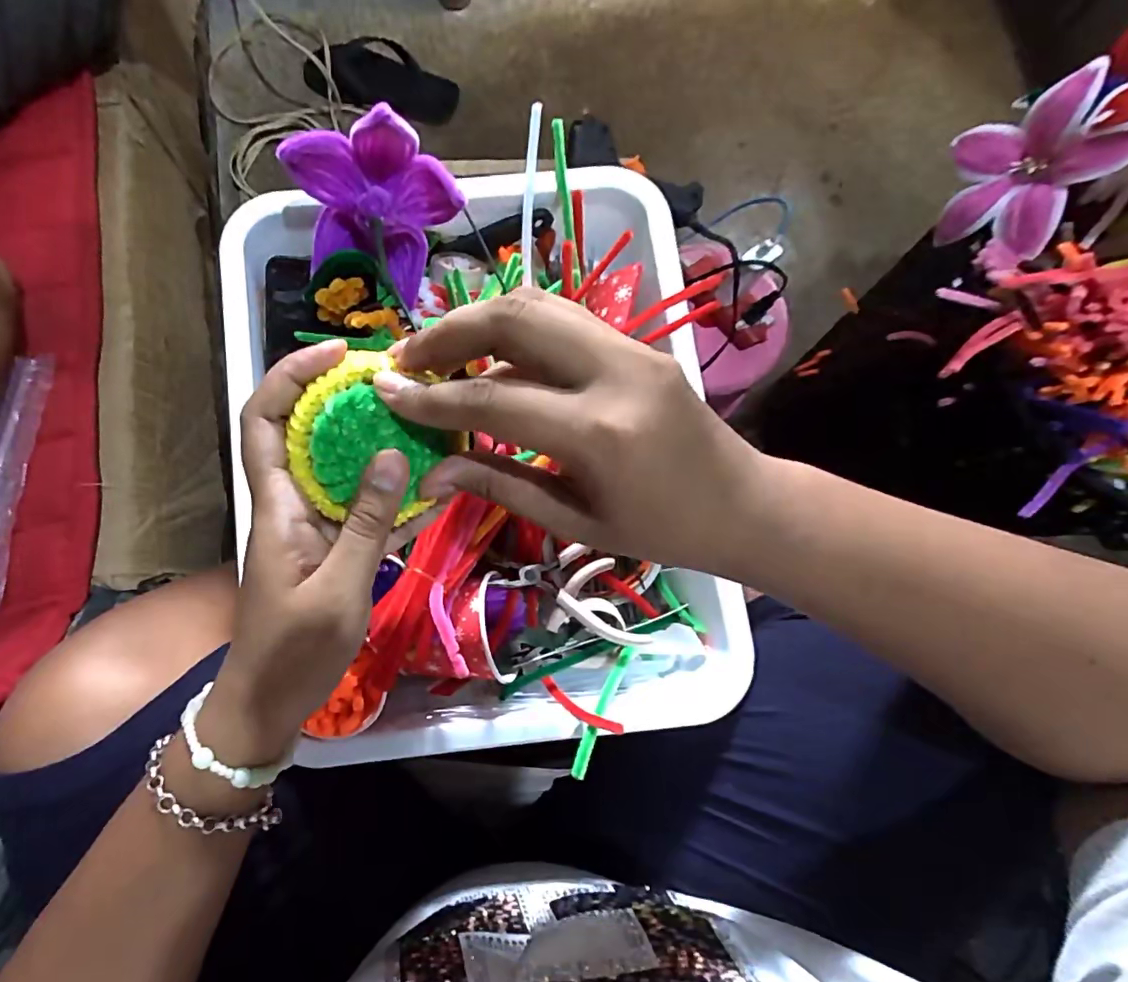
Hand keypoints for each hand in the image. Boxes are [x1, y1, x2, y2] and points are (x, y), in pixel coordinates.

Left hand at [206, 341, 411, 764]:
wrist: (268, 703)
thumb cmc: (294, 650)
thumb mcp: (338, 588)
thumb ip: (367, 523)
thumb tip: (393, 455)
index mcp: (275, 506)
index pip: (263, 419)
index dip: (291, 376)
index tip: (337, 351)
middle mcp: (288, 506)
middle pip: (303, 432)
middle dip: (342, 398)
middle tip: (395, 382)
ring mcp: (310, 529)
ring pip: (336, 469)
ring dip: (371, 442)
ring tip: (420, 421)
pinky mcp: (328, 551)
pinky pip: (359, 509)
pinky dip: (387, 493)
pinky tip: (427, 484)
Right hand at [375, 288, 766, 577]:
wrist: (742, 503)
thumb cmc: (662, 531)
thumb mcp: (576, 521)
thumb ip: (500, 485)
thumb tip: (431, 472)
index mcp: (599, 432)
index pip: (492, 399)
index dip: (431, 398)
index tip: (385, 392)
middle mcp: (615, 372)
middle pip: (513, 319)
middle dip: (447, 332)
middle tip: (406, 357)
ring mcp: (631, 347)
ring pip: (538, 303)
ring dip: (478, 319)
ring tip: (437, 350)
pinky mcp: (636, 342)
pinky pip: (562, 319)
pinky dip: (514, 328)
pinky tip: (488, 356)